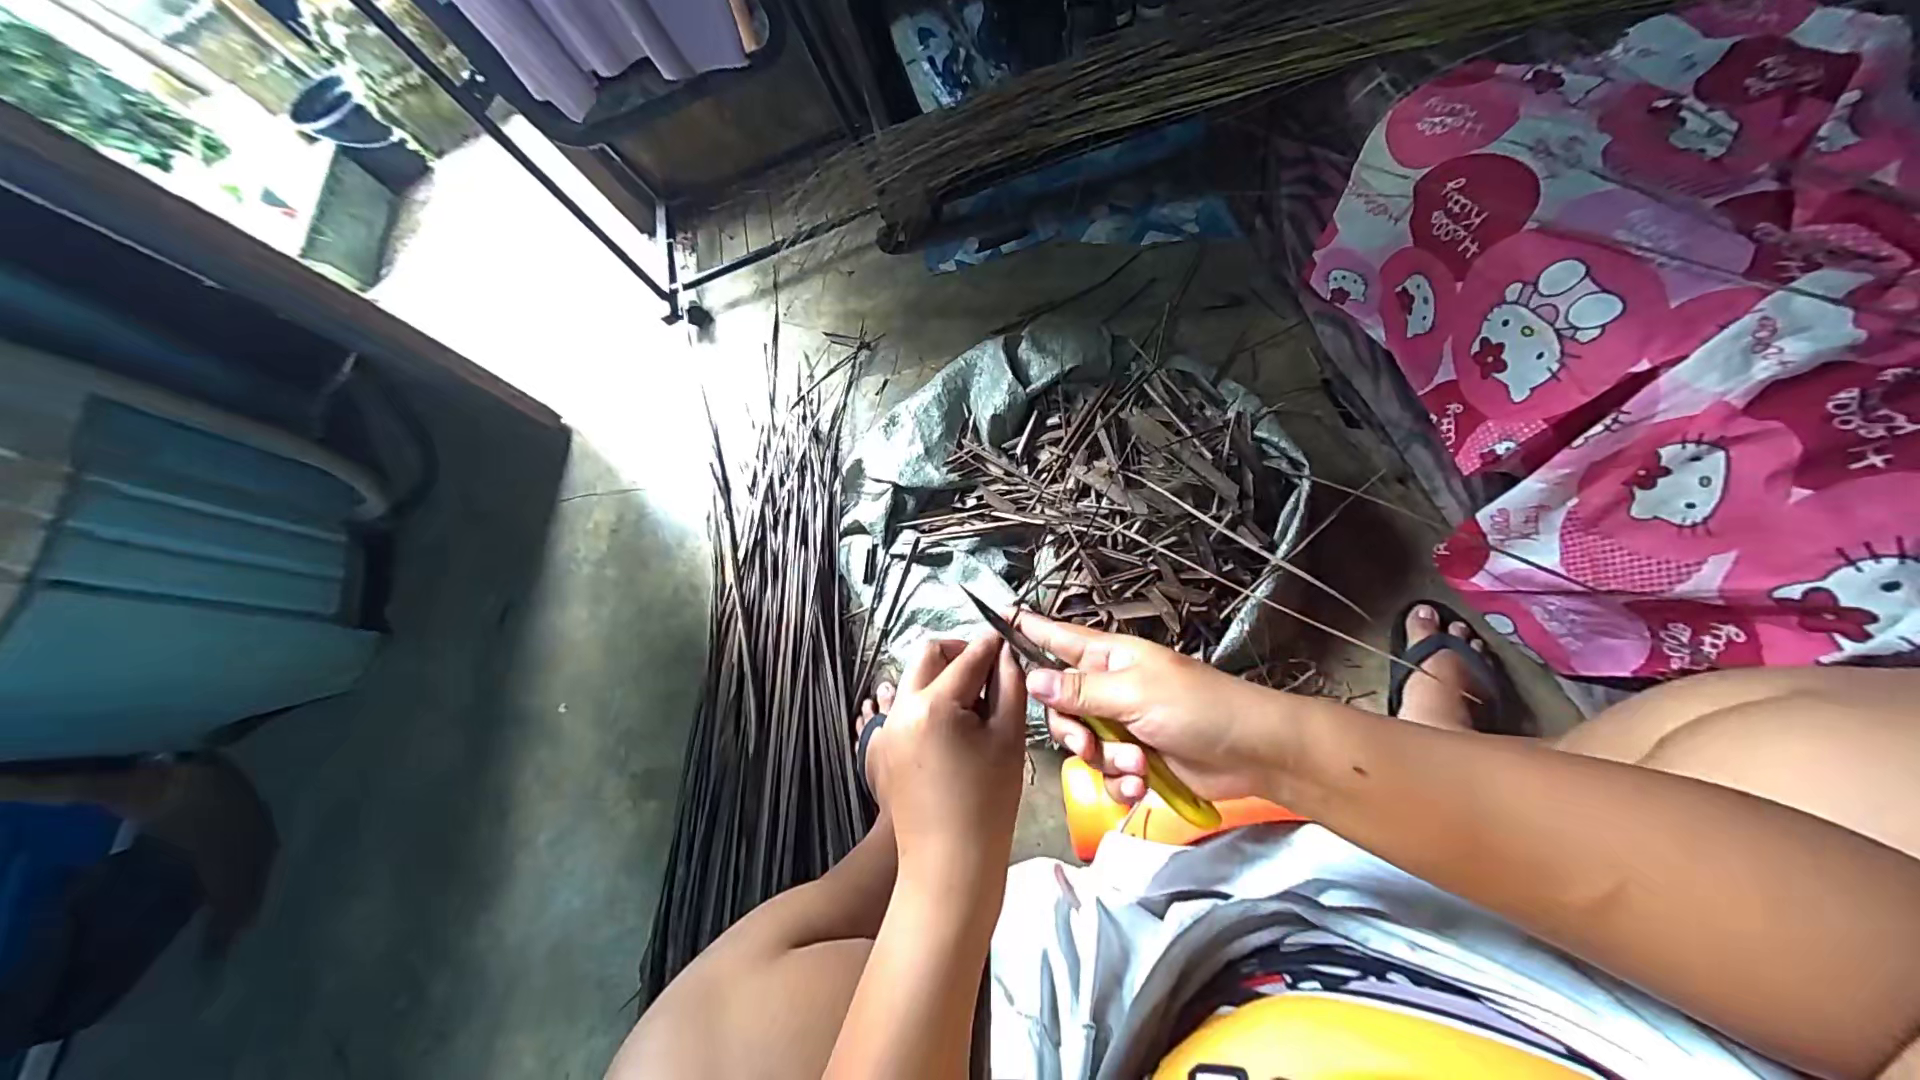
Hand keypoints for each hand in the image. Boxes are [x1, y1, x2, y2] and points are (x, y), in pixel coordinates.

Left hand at [881, 635, 1026, 890]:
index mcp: (933, 705)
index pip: (969, 656)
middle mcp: (901, 709)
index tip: (1009, 640)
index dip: (993, 644)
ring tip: (975, 706)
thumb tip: (1005, 652)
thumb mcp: (1010, 737)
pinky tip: (953, 732)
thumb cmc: (988, 803)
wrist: (950, 864)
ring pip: (915, 680)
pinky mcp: (881, 748)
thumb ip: (1010, 684)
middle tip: (990, 672)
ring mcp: (885, 729)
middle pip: (929, 655)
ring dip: (944, 678)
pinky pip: (905, 709)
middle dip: (961, 653)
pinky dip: (929, 705)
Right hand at [1017, 613, 1292, 806]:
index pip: (1060, 638)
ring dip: (1105, 760)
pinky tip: (1142, 784)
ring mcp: (1123, 725)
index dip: (1031, 629)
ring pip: (1082, 744)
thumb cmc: (1199, 706)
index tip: (1000, 618)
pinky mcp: (1136, 760)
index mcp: (1110, 658)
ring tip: (1136, 765)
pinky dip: (1121, 782)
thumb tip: (1032, 677)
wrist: (1253, 753)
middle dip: (1072, 729)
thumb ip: (1080, 690)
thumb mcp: (1135, 692)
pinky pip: (1106, 772)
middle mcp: (1110, 689)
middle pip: (1061, 705)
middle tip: (1087, 742)